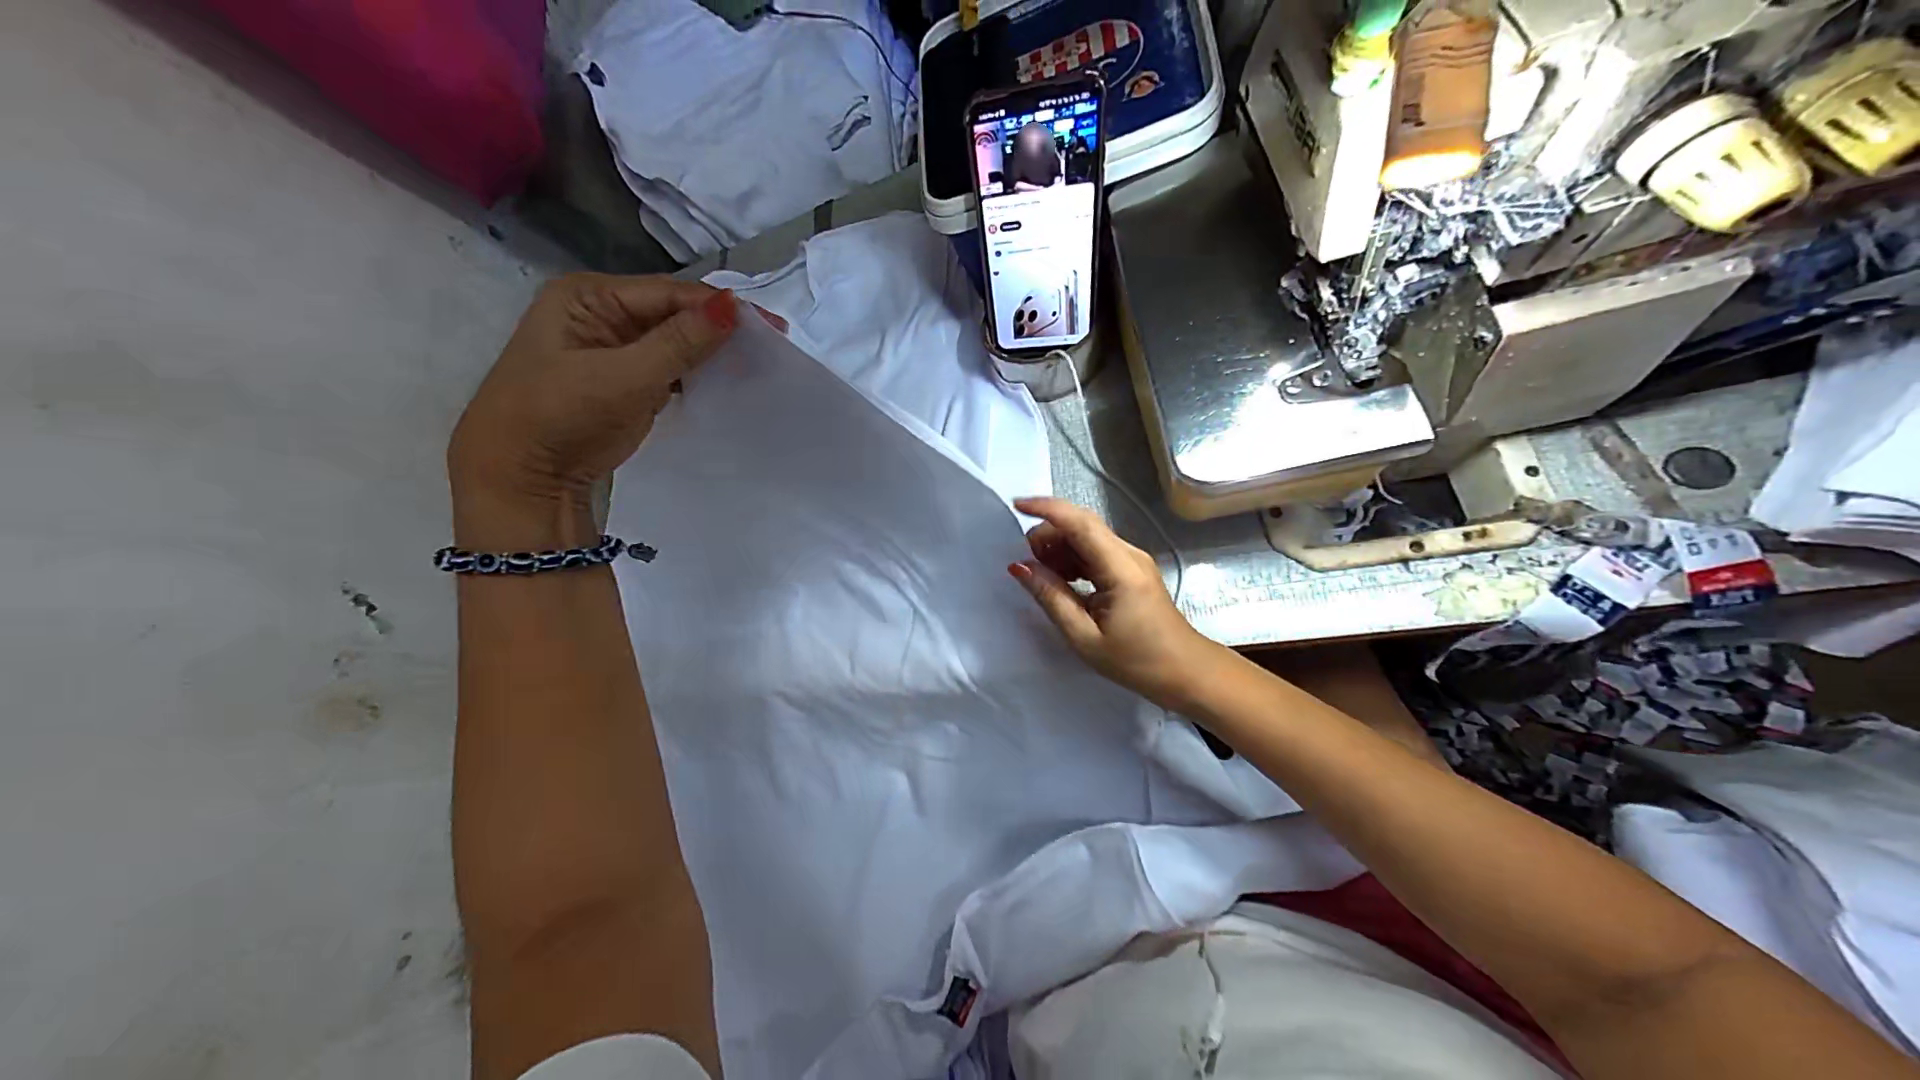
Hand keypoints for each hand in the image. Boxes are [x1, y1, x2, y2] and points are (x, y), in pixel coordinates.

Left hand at [447, 274, 744, 548]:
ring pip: (677, 341)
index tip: (769, 325)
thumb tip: (734, 306)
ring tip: (760, 360)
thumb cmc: (561, 414)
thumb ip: (681, 341)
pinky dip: (699, 373)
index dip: (718, 306)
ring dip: (713, 351)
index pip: (668, 293)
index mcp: (588, 296)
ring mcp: (616, 349)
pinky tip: (731, 379)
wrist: (523, 477)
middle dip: (720, 327)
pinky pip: (673, 368)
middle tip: (773, 342)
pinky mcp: (628, 382)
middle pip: (675, 313)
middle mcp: (603, 314)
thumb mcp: (625, 376)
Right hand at [1008, 497, 1223, 709]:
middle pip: (1082, 525)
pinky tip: (1059, 580)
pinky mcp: (1131, 570)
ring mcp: (1132, 560)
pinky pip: (1095, 552)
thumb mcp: (1084, 637)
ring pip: (1087, 537)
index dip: (1046, 509)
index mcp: (1120, 568)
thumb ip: (1051, 598)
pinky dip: (1072, 558)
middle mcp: (1128, 554)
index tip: (1016, 506)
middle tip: (1025, 562)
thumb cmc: (1137, 661)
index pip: (1080, 523)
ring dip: (1058, 547)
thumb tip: (1019, 567)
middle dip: (1047, 533)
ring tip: (1039, 575)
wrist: (1186, 672)